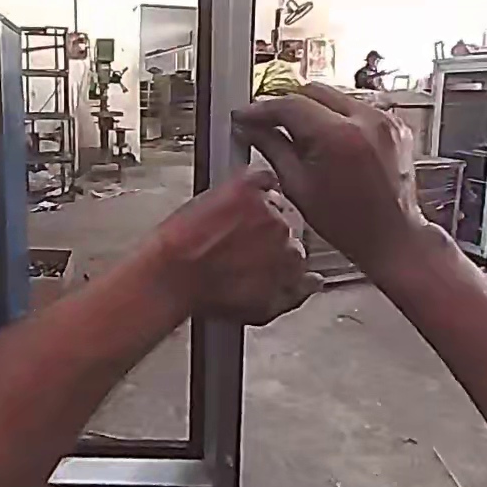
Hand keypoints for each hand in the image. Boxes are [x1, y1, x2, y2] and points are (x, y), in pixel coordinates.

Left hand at [150, 168, 322, 324]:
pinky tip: (242, 192)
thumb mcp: (260, 310)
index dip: (278, 251)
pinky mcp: (245, 187)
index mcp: (293, 263)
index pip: (299, 250)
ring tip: (233, 220)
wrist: (171, 276)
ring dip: (261, 207)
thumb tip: (315, 282)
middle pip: (288, 224)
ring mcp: (267, 208)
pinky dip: (256, 181)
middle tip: (242, 238)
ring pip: (276, 200)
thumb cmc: (207, 295)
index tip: (260, 253)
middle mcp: (286, 234)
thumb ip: (295, 295)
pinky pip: (262, 176)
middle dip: (268, 231)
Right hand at [234, 83, 434, 274]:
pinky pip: (357, 108)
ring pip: (334, 96)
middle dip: (286, 104)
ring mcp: (384, 120)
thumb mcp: (298, 186)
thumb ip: (272, 148)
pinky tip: (328, 139)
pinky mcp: (394, 125)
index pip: (289, 104)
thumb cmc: (348, 223)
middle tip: (267, 122)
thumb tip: (251, 129)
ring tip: (299, 135)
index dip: (262, 108)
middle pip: (312, 91)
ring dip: (312, 109)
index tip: (247, 116)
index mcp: (337, 136)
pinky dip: (337, 117)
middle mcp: (365, 120)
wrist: (392, 237)